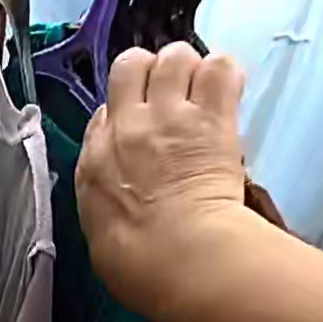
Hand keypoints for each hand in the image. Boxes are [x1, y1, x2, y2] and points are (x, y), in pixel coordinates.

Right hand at [74, 41, 255, 314]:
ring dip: (189, 70)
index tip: (141, 130)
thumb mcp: (99, 232)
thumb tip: (115, 186)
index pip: (104, 111)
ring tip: (203, 96)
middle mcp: (126, 127)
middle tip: (170, 99)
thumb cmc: (137, 265)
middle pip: (131, 65)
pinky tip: (227, 95)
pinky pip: (220, 67)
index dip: (125, 114)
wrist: (176, 258)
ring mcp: (170, 117)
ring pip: (175, 55)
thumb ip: (102, 198)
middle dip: (150, 73)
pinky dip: (225, 74)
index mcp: (95, 160)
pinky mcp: (211, 118)